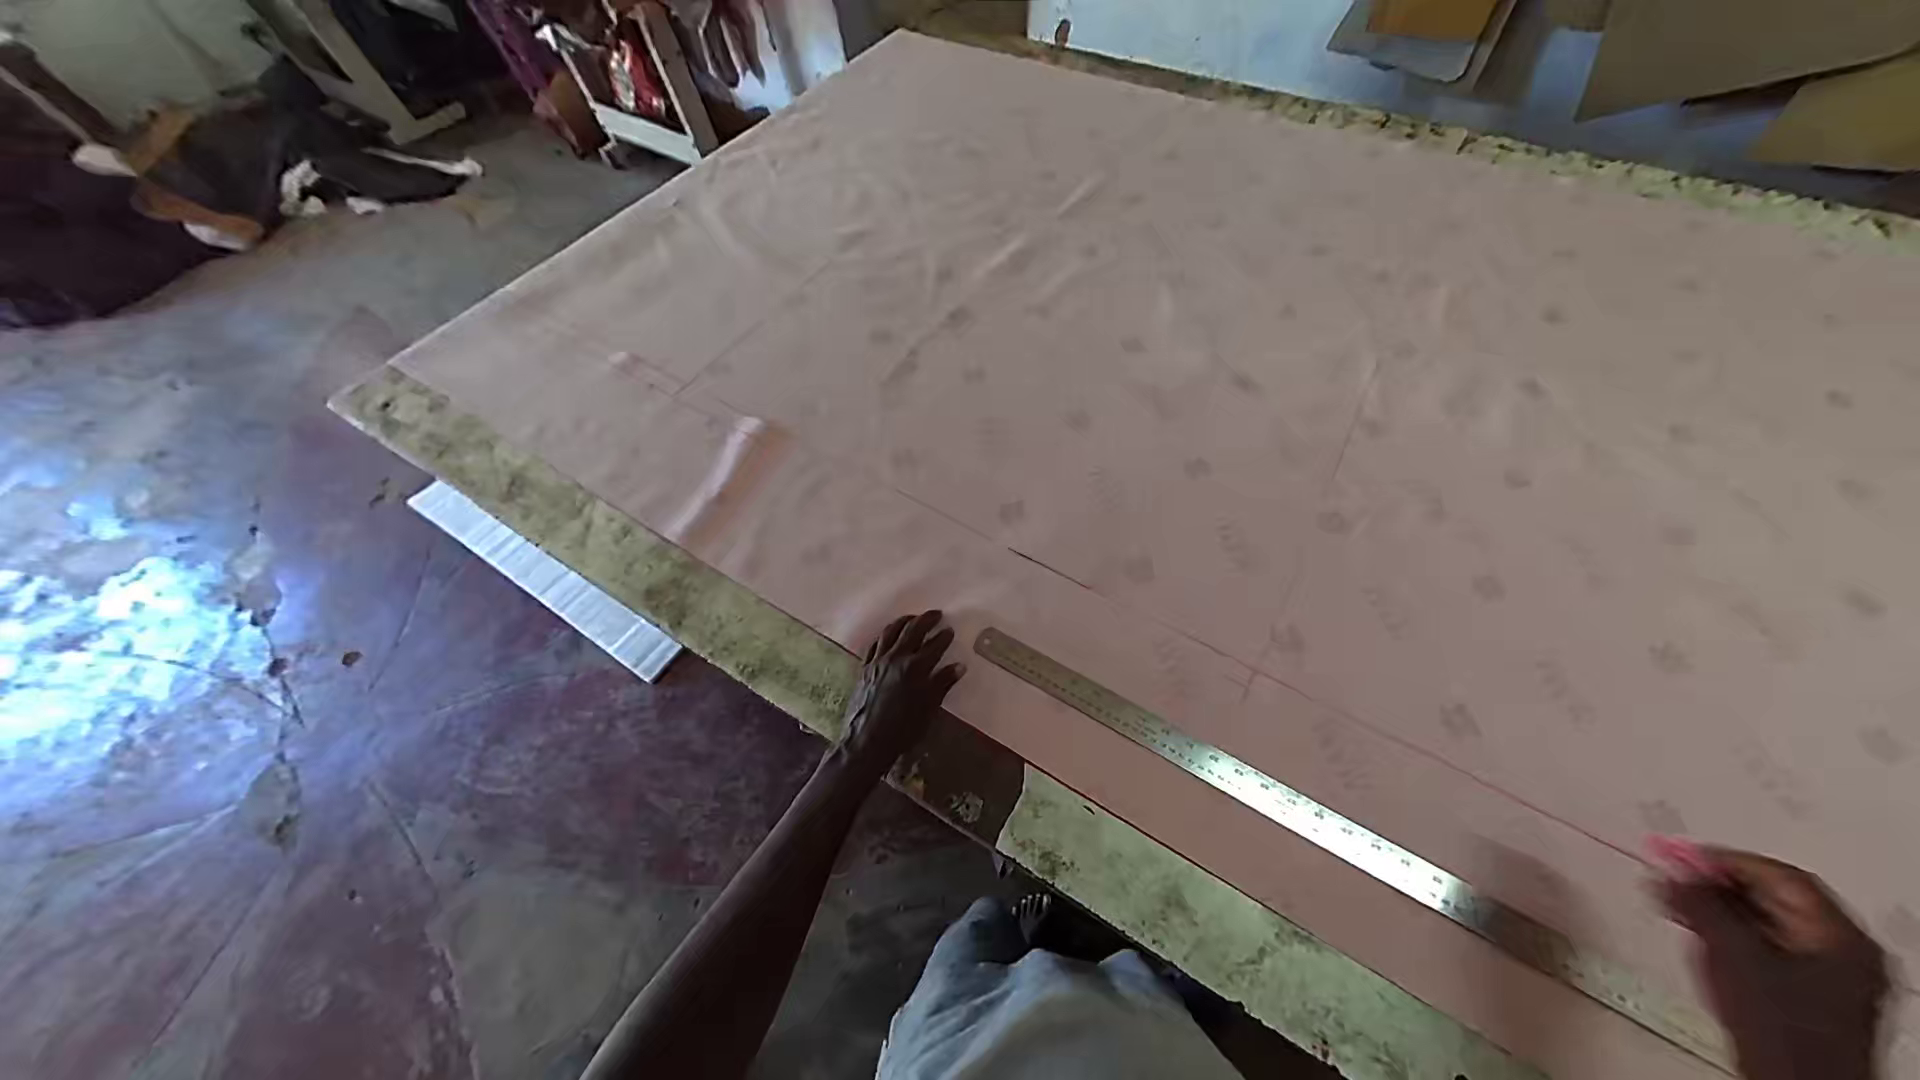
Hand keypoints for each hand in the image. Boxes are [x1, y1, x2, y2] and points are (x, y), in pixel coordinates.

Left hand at [838, 611, 964, 770]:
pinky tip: (889, 634)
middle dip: (926, 620)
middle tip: (936, 614)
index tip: (950, 630)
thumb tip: (959, 666)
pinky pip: (875, 643)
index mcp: (915, 668)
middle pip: (912, 630)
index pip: (934, 645)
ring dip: (904, 621)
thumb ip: (943, 684)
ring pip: (891, 632)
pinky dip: (885, 635)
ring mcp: (878, 661)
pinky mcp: (865, 668)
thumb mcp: (929, 708)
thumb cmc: (903, 729)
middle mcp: (896, 658)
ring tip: (912, 617)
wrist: (867, 742)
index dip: (943, 636)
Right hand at [1658, 846, 1888, 1079]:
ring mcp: (1827, 970)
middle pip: (1770, 894)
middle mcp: (1843, 950)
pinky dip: (1720, 924)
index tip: (1677, 855)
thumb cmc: (1775, 1021)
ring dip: (1710, 902)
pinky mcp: (1803, 985)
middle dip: (1711, 881)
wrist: (1791, 1078)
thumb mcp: (1728, 950)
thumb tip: (1672, 866)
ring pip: (1760, 916)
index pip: (1779, 875)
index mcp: (1839, 937)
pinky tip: (1688, 923)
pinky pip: (1759, 938)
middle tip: (1667, 875)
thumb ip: (1699, 901)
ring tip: (1667, 898)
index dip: (1723, 859)